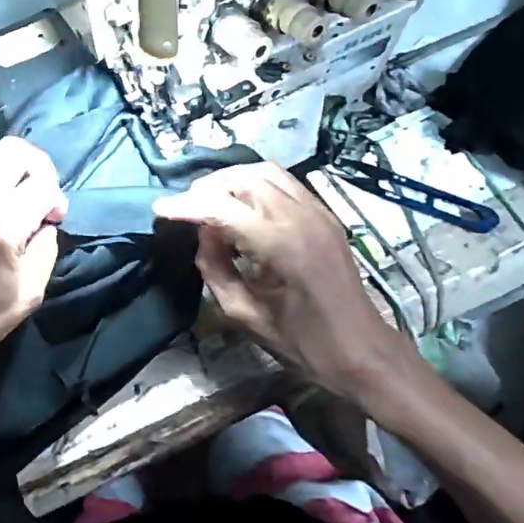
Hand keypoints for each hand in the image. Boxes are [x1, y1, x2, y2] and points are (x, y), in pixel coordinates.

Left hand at [0, 138, 67, 388]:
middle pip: (13, 149)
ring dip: (5, 165)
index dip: (57, 198)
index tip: (53, 218)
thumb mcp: (29, 294)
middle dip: (36, 166)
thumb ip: (46, 247)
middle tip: (38, 192)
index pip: (41, 182)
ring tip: (11, 192)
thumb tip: (44, 222)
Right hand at [153, 163, 418, 401]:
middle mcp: (302, 218)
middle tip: (185, 210)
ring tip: (209, 202)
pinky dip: (252, 184)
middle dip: (206, 189)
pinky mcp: (325, 214)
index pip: (223, 208)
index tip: (160, 211)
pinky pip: (282, 181)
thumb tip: (203, 234)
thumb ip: (215, 268)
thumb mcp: (244, 313)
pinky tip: (240, 206)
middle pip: (242, 179)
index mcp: (283, 246)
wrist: (363, 351)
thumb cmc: (303, 343)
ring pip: (263, 171)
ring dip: (229, 181)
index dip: (186, 206)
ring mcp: (318, 211)